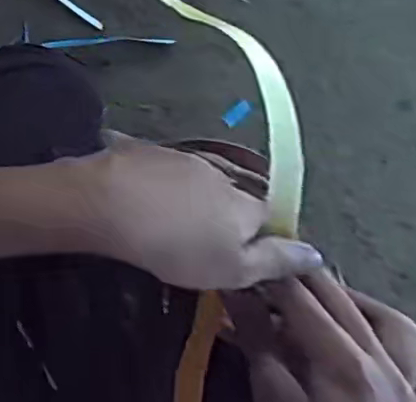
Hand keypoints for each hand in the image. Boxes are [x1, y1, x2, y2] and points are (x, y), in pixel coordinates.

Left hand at [70, 133, 322, 290]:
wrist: (101, 201)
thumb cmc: (171, 244)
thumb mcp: (232, 269)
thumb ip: (275, 260)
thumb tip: (313, 251)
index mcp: (241, 202)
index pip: (269, 215)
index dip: (263, 233)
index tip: (248, 250)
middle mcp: (213, 171)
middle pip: (229, 192)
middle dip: (222, 210)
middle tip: (201, 234)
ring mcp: (171, 154)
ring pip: (190, 175)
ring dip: (185, 191)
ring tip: (167, 214)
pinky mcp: (135, 147)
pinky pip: (152, 162)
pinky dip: (150, 176)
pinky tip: (136, 188)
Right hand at [224, 271, 415, 401]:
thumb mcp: (273, 393)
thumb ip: (256, 336)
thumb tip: (233, 283)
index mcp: (344, 359)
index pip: (297, 291)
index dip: (263, 266)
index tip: (235, 252)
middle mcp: (386, 364)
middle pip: (341, 297)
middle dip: (299, 273)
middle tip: (262, 263)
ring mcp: (413, 389)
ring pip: (390, 324)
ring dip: (349, 301)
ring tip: (312, 299)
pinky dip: (385, 346)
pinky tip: (359, 350)